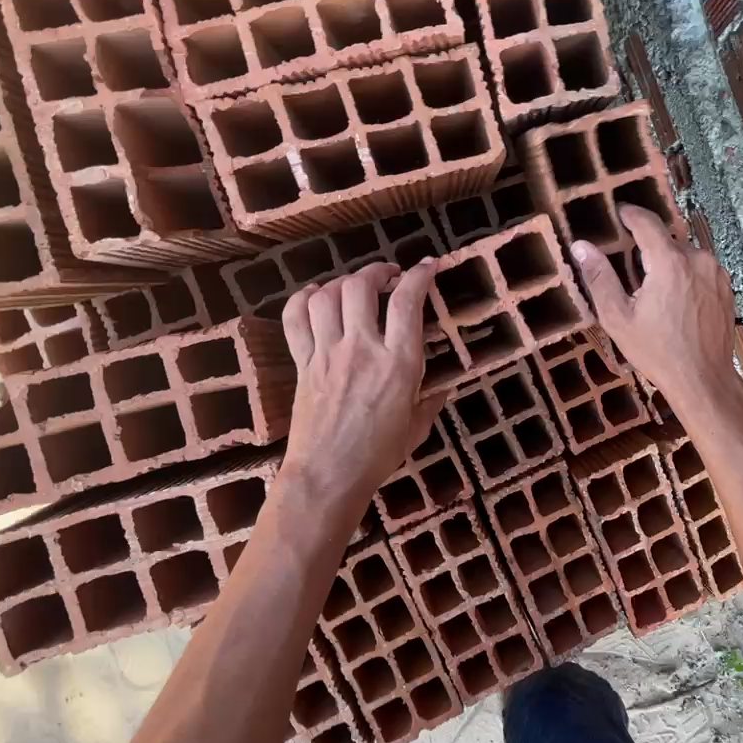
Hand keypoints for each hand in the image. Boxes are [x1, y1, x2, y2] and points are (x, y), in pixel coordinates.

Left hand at [276, 261, 441, 510]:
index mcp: (398, 364)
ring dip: (344, 282)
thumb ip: (432, 395)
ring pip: (327, 296)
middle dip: (378, 271)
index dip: (420, 275)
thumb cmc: (379, 455)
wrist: (328, 476)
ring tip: (356, 287)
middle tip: (389, 276)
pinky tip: (317, 297)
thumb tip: (447, 379)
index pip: (408, 302)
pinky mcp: (303, 364)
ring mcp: (327, 354)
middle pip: (362, 287)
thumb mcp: (418, 424)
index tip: (428, 267)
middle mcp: (362, 350)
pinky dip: (304, 299)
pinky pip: (295, 319)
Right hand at [571, 204, 739, 410]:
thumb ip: (599, 278)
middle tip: (631, 269)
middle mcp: (697, 259)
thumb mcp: (618, 318)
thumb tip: (580, 246)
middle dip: (648, 248)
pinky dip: (687, 275)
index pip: (647, 222)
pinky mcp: (726, 286)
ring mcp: (716, 272)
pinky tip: (677, 301)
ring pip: (685, 254)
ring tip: (655, 290)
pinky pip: (701, 269)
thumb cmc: (656, 351)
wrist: (703, 379)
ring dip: (669, 263)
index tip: (619, 212)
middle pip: (666, 240)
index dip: (630, 214)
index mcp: (669, 262)